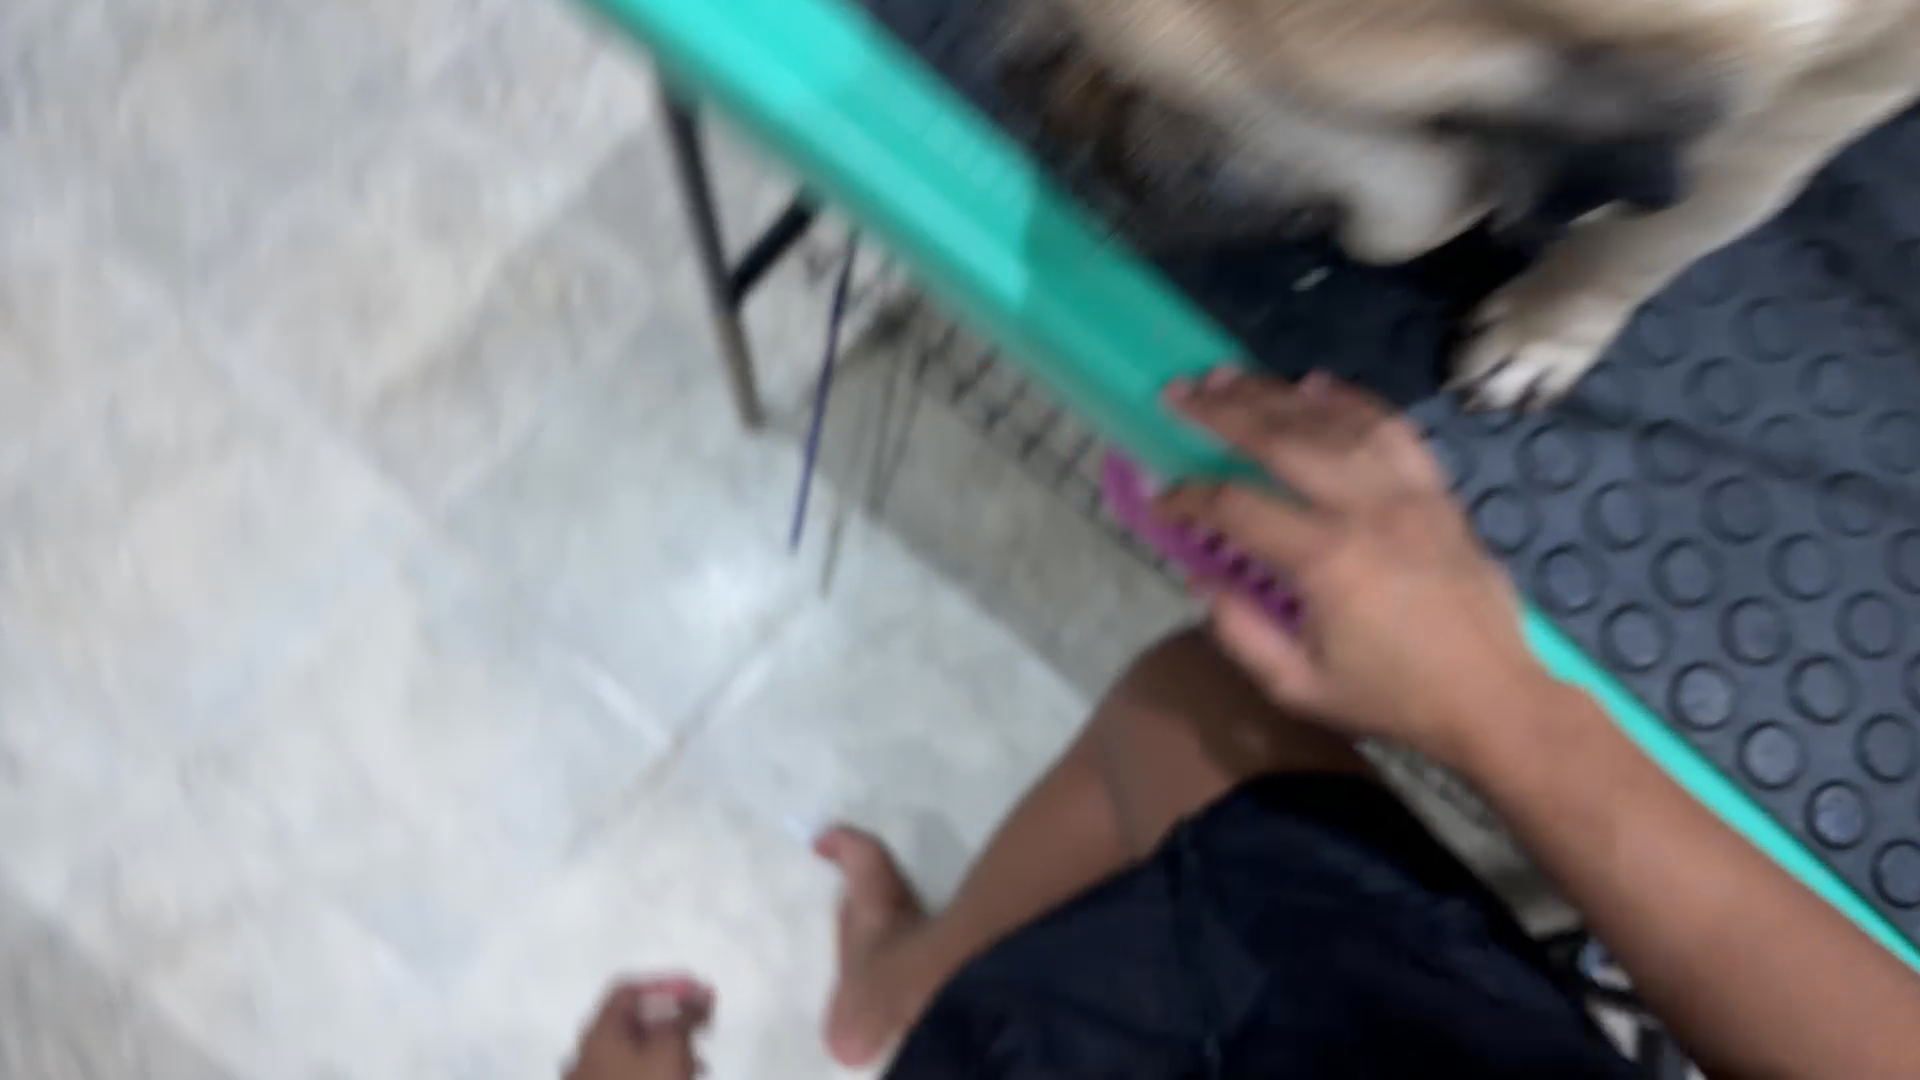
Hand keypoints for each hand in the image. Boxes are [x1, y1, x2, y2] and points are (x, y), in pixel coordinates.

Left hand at [564, 978, 713, 1079]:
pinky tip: (682, 1076)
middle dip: (672, 1020)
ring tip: (699, 1060)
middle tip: (703, 1025)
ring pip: (635, 1051)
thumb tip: (700, 993)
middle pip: (633, 1021)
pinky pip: (632, 1074)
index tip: (696, 994)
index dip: (665, 984)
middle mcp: (588, 1052)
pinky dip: (658, 1069)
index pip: (629, 989)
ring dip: (670, 1047)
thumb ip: (687, 1014)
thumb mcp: (671, 1046)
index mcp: (600, 1031)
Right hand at [1155, 370, 1550, 763]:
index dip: (1189, 498)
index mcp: (1327, 561)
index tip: (1160, 499)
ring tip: (1230, 377)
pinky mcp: (1438, 493)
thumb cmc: (1391, 697)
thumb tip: (1201, 578)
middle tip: (1179, 393)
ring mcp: (1410, 494)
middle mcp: (1368, 510)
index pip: (1237, 507)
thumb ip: (1239, 631)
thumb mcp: (1297, 685)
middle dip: (1221, 413)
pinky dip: (1351, 400)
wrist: (1496, 702)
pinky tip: (1315, 384)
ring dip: (1275, 394)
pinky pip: (1392, 429)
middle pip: (1282, 441)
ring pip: (1333, 422)